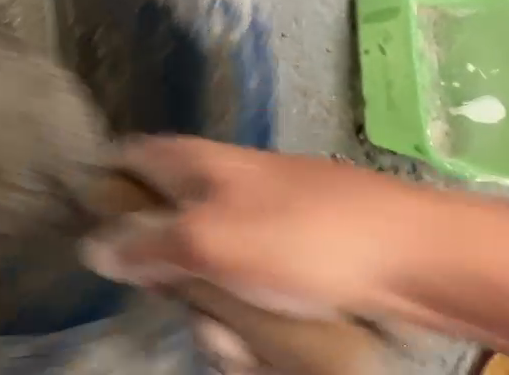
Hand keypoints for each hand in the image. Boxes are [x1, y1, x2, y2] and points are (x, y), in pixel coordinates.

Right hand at [81, 137, 419, 318]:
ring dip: (210, 312)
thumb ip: (145, 246)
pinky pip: (248, 291)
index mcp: (188, 161)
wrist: (416, 258)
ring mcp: (255, 223)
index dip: (101, 192)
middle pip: (160, 227)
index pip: (122, 160)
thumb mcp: (207, 242)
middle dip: (164, 279)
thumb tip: (92, 248)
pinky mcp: (290, 260)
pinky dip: (249, 320)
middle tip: (175, 305)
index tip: (93, 236)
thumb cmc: (298, 236)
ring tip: (233, 343)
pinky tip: (263, 348)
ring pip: (205, 270)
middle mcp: (214, 185)